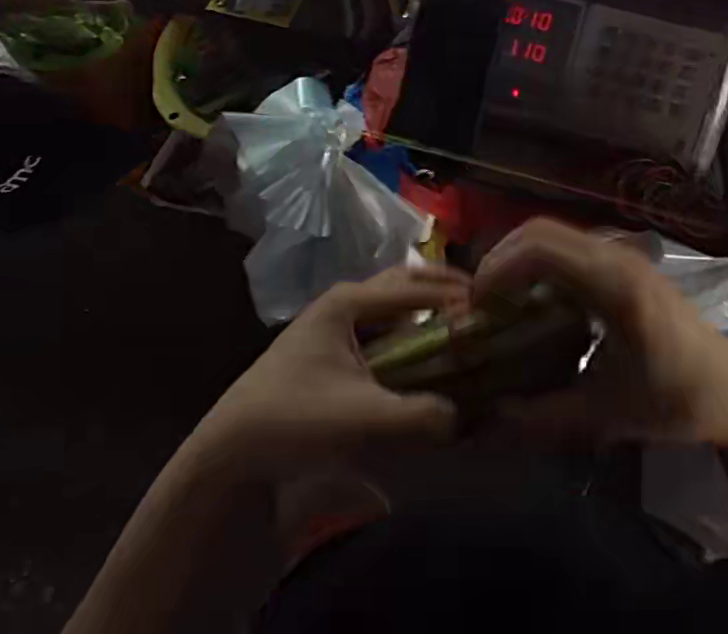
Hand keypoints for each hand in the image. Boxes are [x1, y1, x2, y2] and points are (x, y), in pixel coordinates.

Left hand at [189, 266, 466, 477]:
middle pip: (404, 282)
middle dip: (444, 287)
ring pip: (392, 302)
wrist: (233, 445)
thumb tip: (465, 414)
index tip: (495, 304)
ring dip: (428, 307)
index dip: (456, 293)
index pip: (415, 287)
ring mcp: (334, 321)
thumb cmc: (293, 418)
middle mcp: (343, 300)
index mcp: (349, 300)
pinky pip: (382, 324)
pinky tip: (427, 350)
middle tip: (484, 302)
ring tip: (464, 322)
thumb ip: (418, 415)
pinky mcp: (331, 344)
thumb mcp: (361, 417)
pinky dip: (410, 328)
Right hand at [474, 219, 727, 448]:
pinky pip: (567, 247)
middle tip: (480, 301)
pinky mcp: (623, 262)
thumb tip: (488, 414)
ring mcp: (623, 255)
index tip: (477, 305)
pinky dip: (537, 263)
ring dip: (517, 258)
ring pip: (552, 234)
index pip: (541, 249)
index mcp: (616, 286)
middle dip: (500, 258)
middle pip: (540, 230)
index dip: (498, 268)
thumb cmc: (679, 401)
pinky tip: (531, 300)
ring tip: (498, 300)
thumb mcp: (608, 415)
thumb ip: (544, 416)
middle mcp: (618, 257)